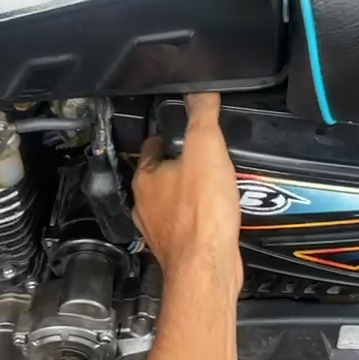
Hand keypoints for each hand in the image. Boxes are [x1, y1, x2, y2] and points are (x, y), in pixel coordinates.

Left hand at [134, 94, 242, 295]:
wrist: (208, 268)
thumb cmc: (202, 216)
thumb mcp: (205, 149)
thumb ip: (202, 116)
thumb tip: (202, 91)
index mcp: (145, 179)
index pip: (150, 146)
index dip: (166, 134)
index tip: (178, 128)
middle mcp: (146, 206)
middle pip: (158, 176)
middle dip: (176, 165)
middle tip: (199, 156)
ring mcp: (161, 230)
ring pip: (169, 204)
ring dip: (185, 193)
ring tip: (209, 184)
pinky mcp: (179, 250)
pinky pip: (185, 226)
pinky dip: (196, 219)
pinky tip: (213, 217)